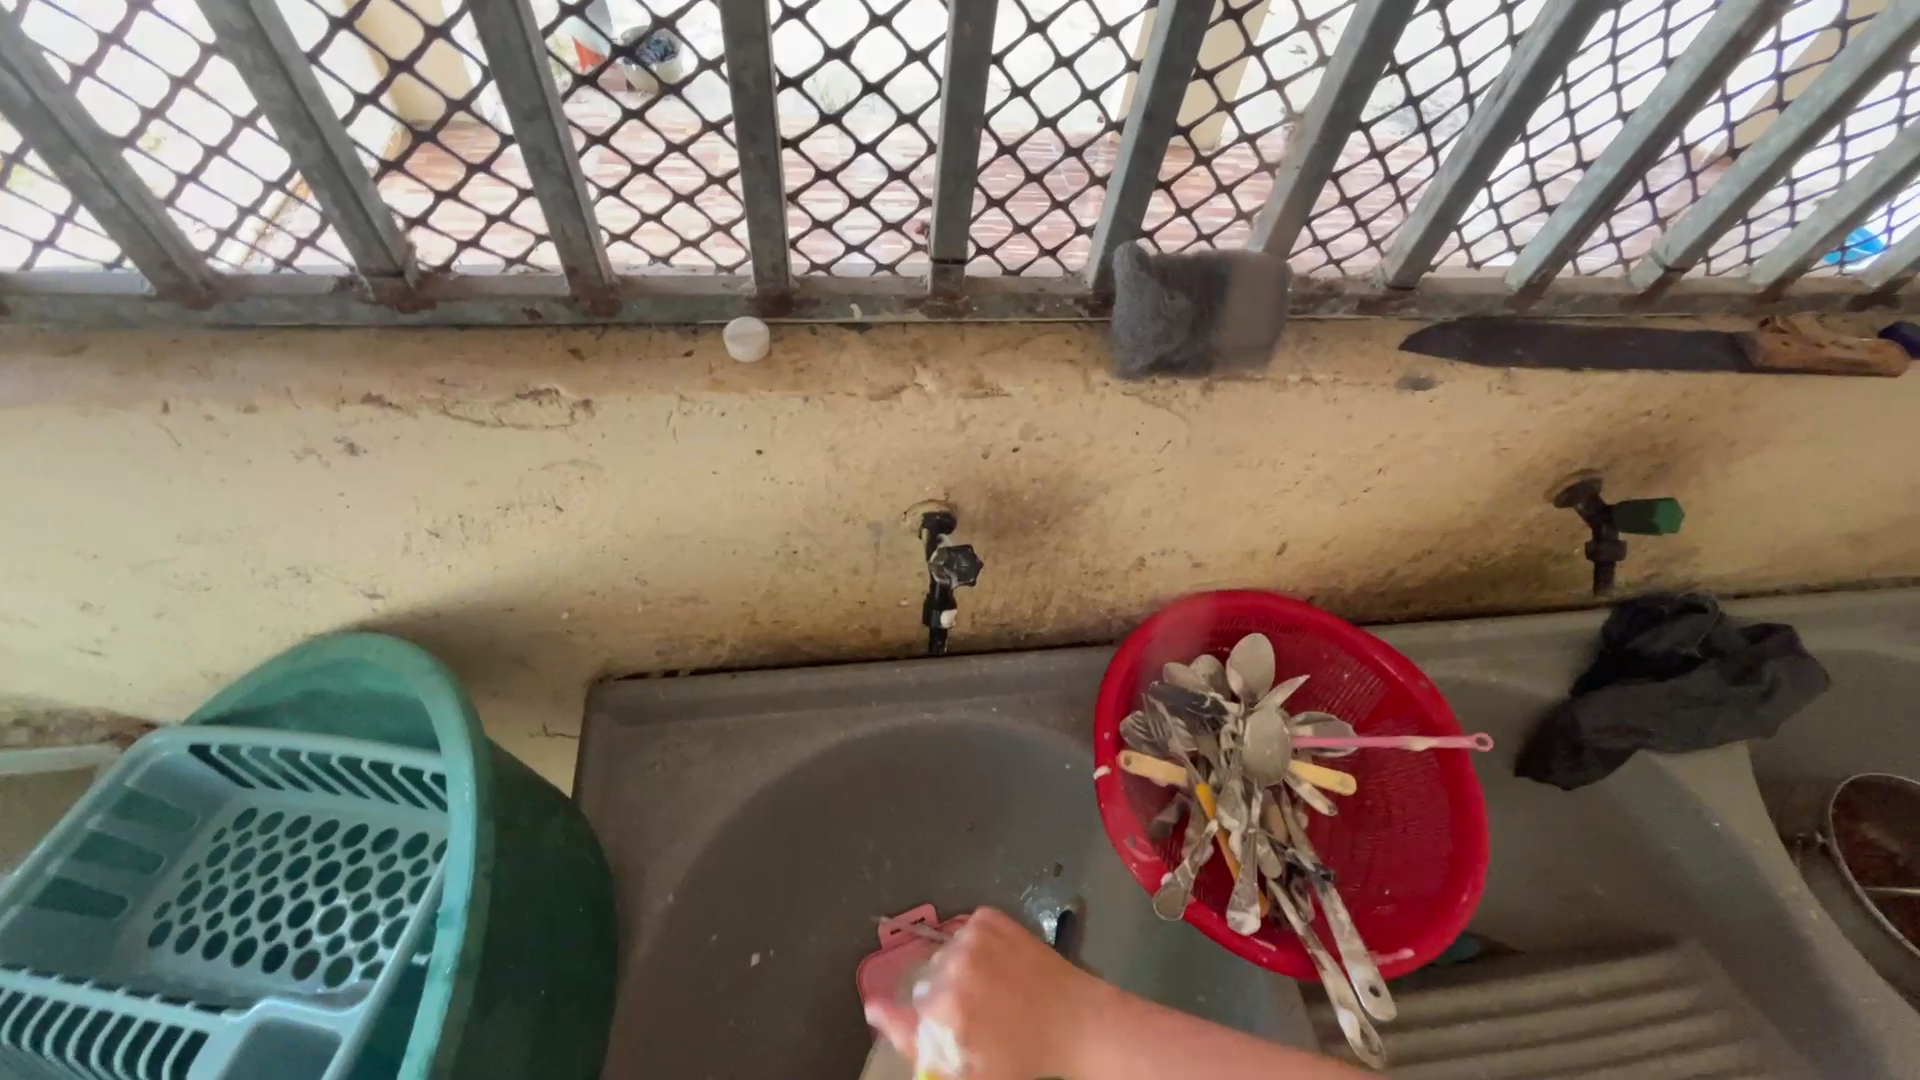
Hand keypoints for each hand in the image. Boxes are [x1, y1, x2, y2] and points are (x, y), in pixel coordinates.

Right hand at [864, 906, 1105, 1078]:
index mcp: (942, 1003)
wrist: (1077, 1021)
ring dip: (961, 967)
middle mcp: (953, 961)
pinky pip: (966, 929)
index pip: (911, 1005)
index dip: (934, 1019)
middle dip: (946, 994)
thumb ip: (911, 1040)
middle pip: (928, 977)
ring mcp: (973, 934)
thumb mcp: (965, 1069)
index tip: (956, 1023)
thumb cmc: (1023, 1056)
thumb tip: (873, 1008)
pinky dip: (977, 943)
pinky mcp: (990, 916)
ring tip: (995, 987)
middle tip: (982, 1013)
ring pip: (947, 951)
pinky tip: (1001, 963)